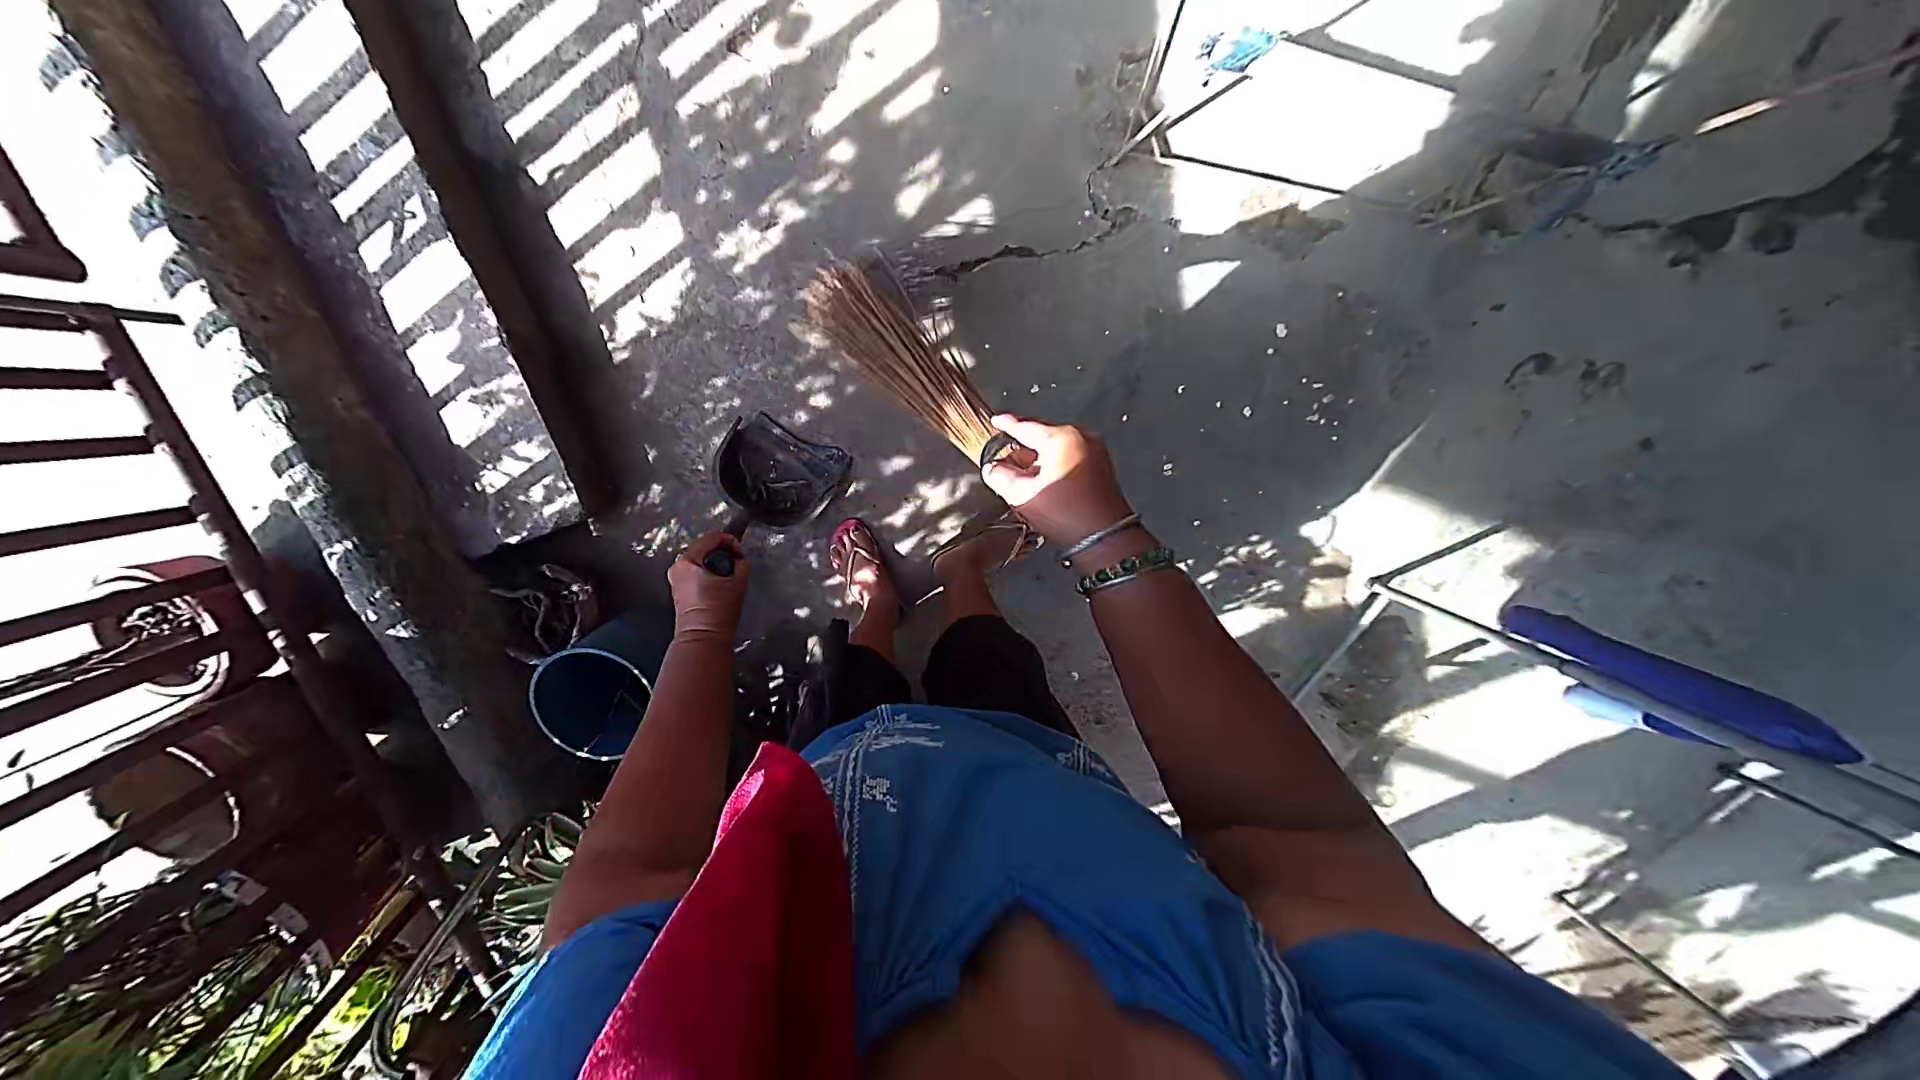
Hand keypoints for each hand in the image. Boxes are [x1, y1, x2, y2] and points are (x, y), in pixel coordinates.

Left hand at [668, 531, 748, 640]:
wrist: (704, 637)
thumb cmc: (718, 610)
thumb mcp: (738, 581)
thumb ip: (741, 562)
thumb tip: (739, 557)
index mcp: (688, 560)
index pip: (712, 537)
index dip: (730, 541)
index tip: (740, 553)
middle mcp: (677, 566)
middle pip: (703, 547)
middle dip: (722, 552)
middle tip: (737, 562)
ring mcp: (676, 578)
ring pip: (700, 559)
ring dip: (715, 562)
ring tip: (730, 573)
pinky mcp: (679, 589)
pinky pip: (695, 572)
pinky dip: (708, 572)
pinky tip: (720, 583)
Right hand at [979, 414, 1133, 547]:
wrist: (1104, 538)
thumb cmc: (1069, 515)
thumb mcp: (1022, 495)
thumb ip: (1000, 476)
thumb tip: (993, 469)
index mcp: (1061, 438)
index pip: (1026, 426)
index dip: (1006, 424)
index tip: (998, 421)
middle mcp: (1081, 438)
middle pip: (1042, 435)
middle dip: (1021, 448)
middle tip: (1003, 460)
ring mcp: (1094, 452)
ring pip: (1055, 448)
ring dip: (1037, 459)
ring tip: (1022, 479)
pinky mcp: (1100, 467)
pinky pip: (1069, 457)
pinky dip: (1053, 466)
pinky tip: (1043, 483)